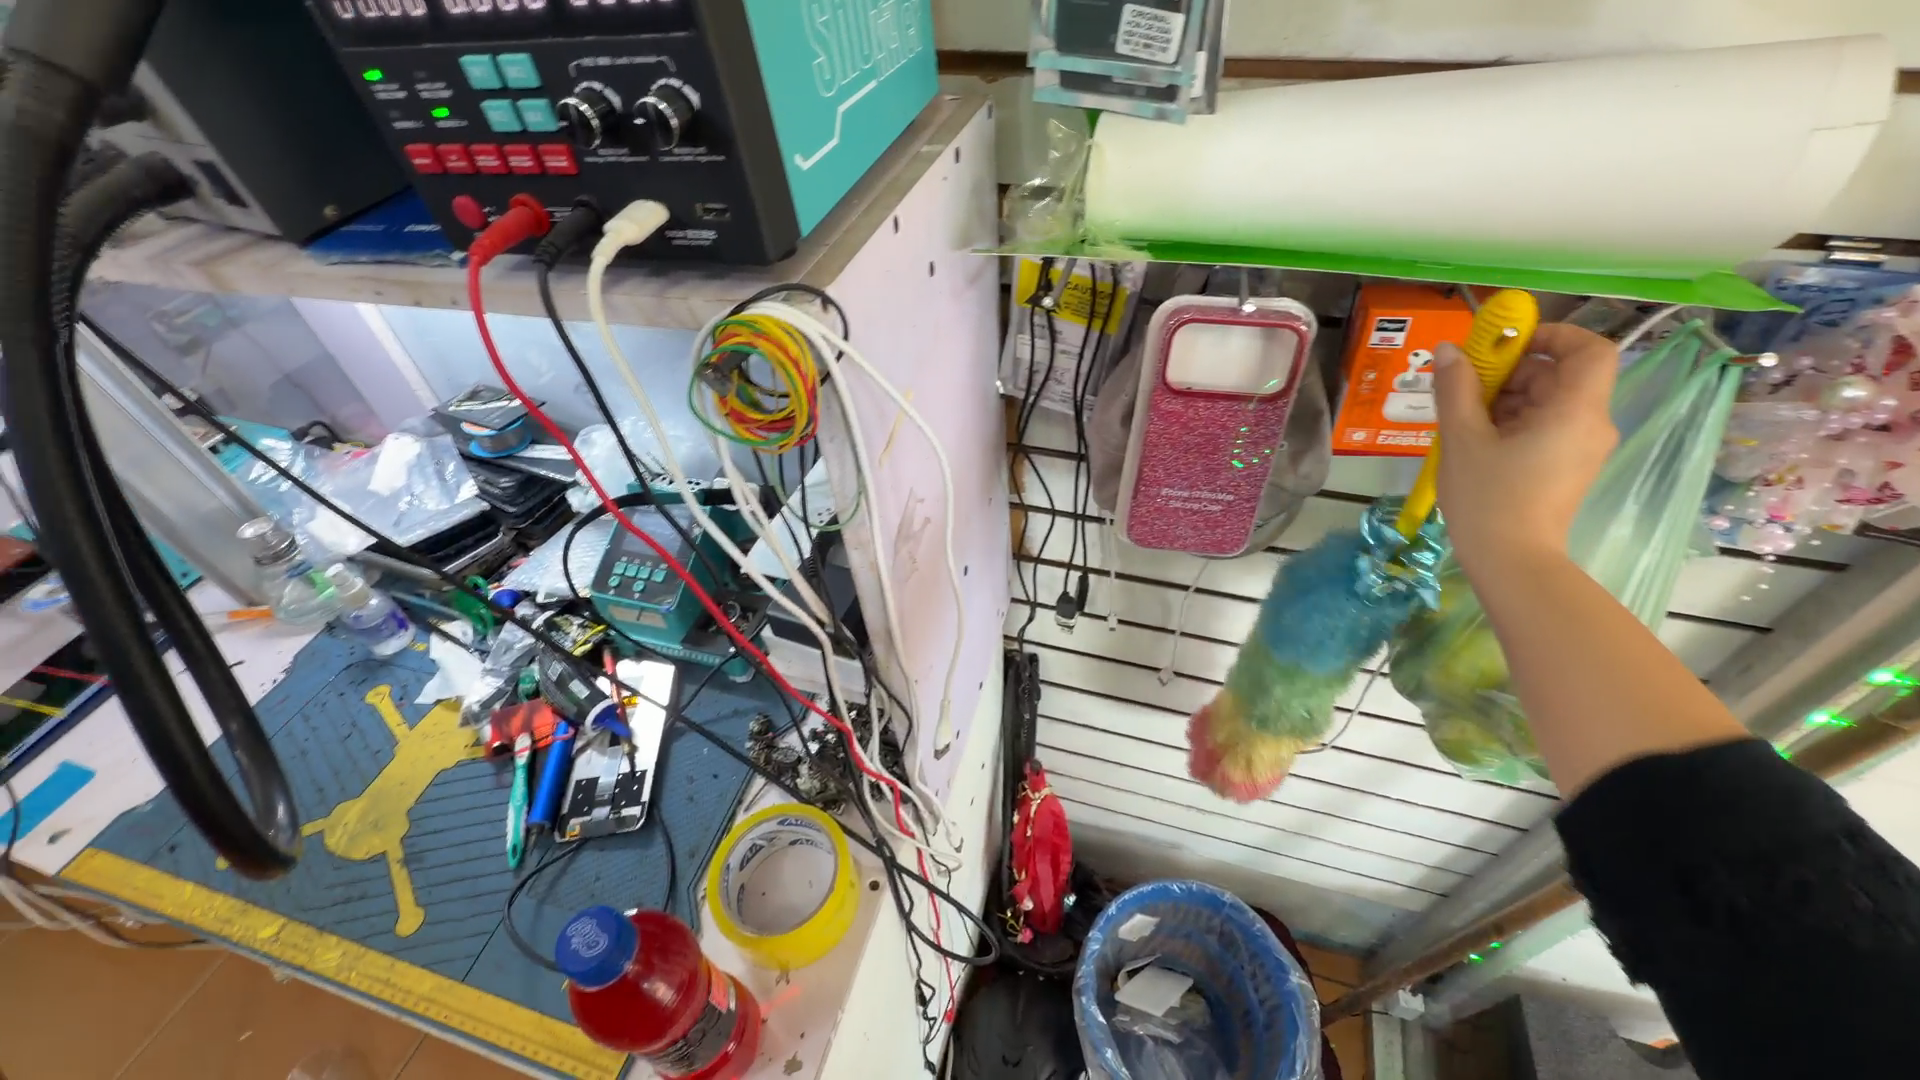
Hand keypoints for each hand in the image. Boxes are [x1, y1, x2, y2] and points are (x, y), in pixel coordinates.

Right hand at [1432, 323, 1618, 572]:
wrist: (1510, 561)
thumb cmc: (1488, 497)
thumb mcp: (1463, 439)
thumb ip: (1456, 388)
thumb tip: (1449, 348)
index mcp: (1576, 411)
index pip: (1589, 350)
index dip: (1553, 335)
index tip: (1506, 343)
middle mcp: (1589, 424)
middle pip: (1560, 376)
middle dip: (1513, 371)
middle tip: (1465, 385)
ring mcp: (1579, 448)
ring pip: (1548, 402)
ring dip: (1506, 398)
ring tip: (1461, 417)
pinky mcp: (1564, 467)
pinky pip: (1544, 427)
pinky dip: (1512, 422)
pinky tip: (1474, 439)